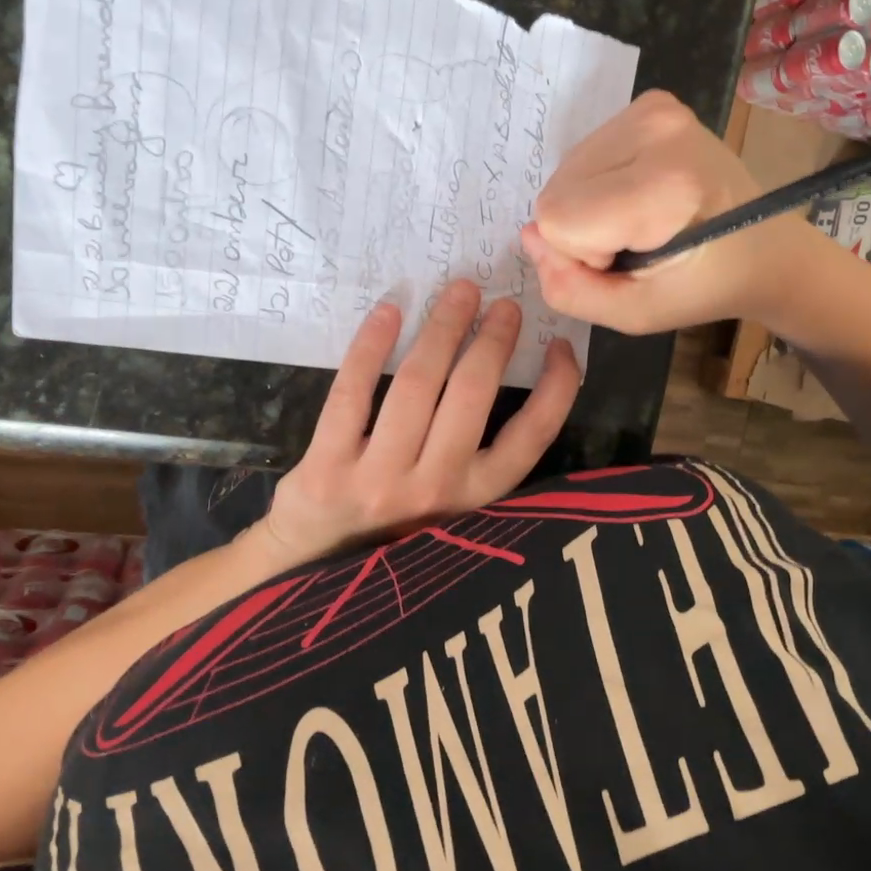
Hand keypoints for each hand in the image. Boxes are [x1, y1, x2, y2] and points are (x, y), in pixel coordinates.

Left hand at [258, 279, 581, 565]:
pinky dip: (371, 347)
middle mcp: (436, 490)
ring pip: (418, 385)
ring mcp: (378, 480)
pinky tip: (389, 311)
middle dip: (493, 339)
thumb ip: (478, 460)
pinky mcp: (327, 469)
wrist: (311, 577)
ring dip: (443, 327)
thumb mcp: (454, 512)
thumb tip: (502, 374)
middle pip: (474, 394)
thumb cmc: (395, 536)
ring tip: (460, 293)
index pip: (531, 436)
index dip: (555, 387)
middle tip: (501, 303)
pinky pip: (351, 393)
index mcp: (476, 501)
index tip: (558, 346)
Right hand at [523, 89, 818, 334]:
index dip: (582, 254)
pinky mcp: (650, 102)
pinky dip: (601, 184)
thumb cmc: (704, 287)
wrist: (763, 247)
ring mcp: (653, 107)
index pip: (558, 218)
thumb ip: (571, 290)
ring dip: (591, 207)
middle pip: (556, 192)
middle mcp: (657, 127)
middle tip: (637, 245)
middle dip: (583, 230)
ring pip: (565, 172)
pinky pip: (585, 154)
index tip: (629, 262)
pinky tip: (641, 197)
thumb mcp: (637, 313)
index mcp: (664, 184)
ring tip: (643, 222)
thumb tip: (530, 237)